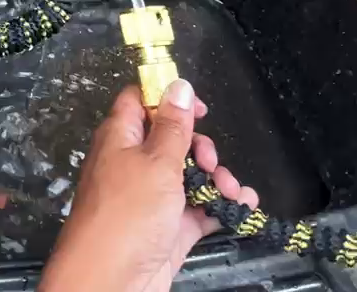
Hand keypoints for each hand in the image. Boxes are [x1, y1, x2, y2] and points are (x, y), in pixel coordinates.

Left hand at [41, 81, 258, 291]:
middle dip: (199, 145)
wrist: (112, 281)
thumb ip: (172, 126)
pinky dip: (219, 205)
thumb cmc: (128, 212)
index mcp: (121, 135)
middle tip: (212, 160)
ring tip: (233, 190)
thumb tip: (178, 84)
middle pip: (170, 138)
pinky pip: (197, 207)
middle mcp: (133, 160)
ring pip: (187, 174)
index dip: (167, 97)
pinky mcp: (168, 227)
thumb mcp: (156, 162)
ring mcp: (151, 196)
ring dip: (215, 177)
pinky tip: (244, 206)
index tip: (200, 109)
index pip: (140, 101)